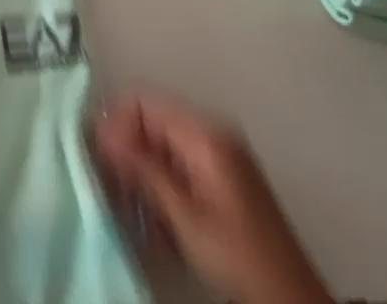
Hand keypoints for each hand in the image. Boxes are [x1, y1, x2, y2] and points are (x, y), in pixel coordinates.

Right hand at [94, 91, 329, 303]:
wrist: (287, 294)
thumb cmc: (234, 252)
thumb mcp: (182, 212)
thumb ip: (141, 166)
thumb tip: (99, 128)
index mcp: (205, 133)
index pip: (142, 101)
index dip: (115, 124)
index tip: (99, 158)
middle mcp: (211, 134)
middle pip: (149, 123)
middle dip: (126, 152)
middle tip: (113, 188)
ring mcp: (216, 155)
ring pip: (158, 146)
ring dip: (140, 174)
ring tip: (134, 210)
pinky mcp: (217, 177)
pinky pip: (173, 164)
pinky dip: (158, 185)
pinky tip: (155, 218)